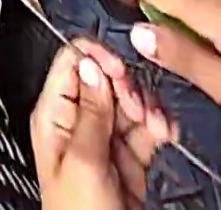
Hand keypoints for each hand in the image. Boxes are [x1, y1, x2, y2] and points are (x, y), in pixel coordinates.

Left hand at [31, 42, 166, 209]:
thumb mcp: (84, 163)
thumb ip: (91, 112)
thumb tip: (91, 62)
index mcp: (54, 114)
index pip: (71, 62)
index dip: (96, 57)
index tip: (121, 70)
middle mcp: (76, 121)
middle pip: (102, 79)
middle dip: (127, 87)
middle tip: (139, 107)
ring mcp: (102, 141)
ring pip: (126, 103)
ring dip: (146, 107)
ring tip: (158, 125)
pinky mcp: (126, 161)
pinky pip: (142, 131)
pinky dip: (156, 126)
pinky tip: (167, 131)